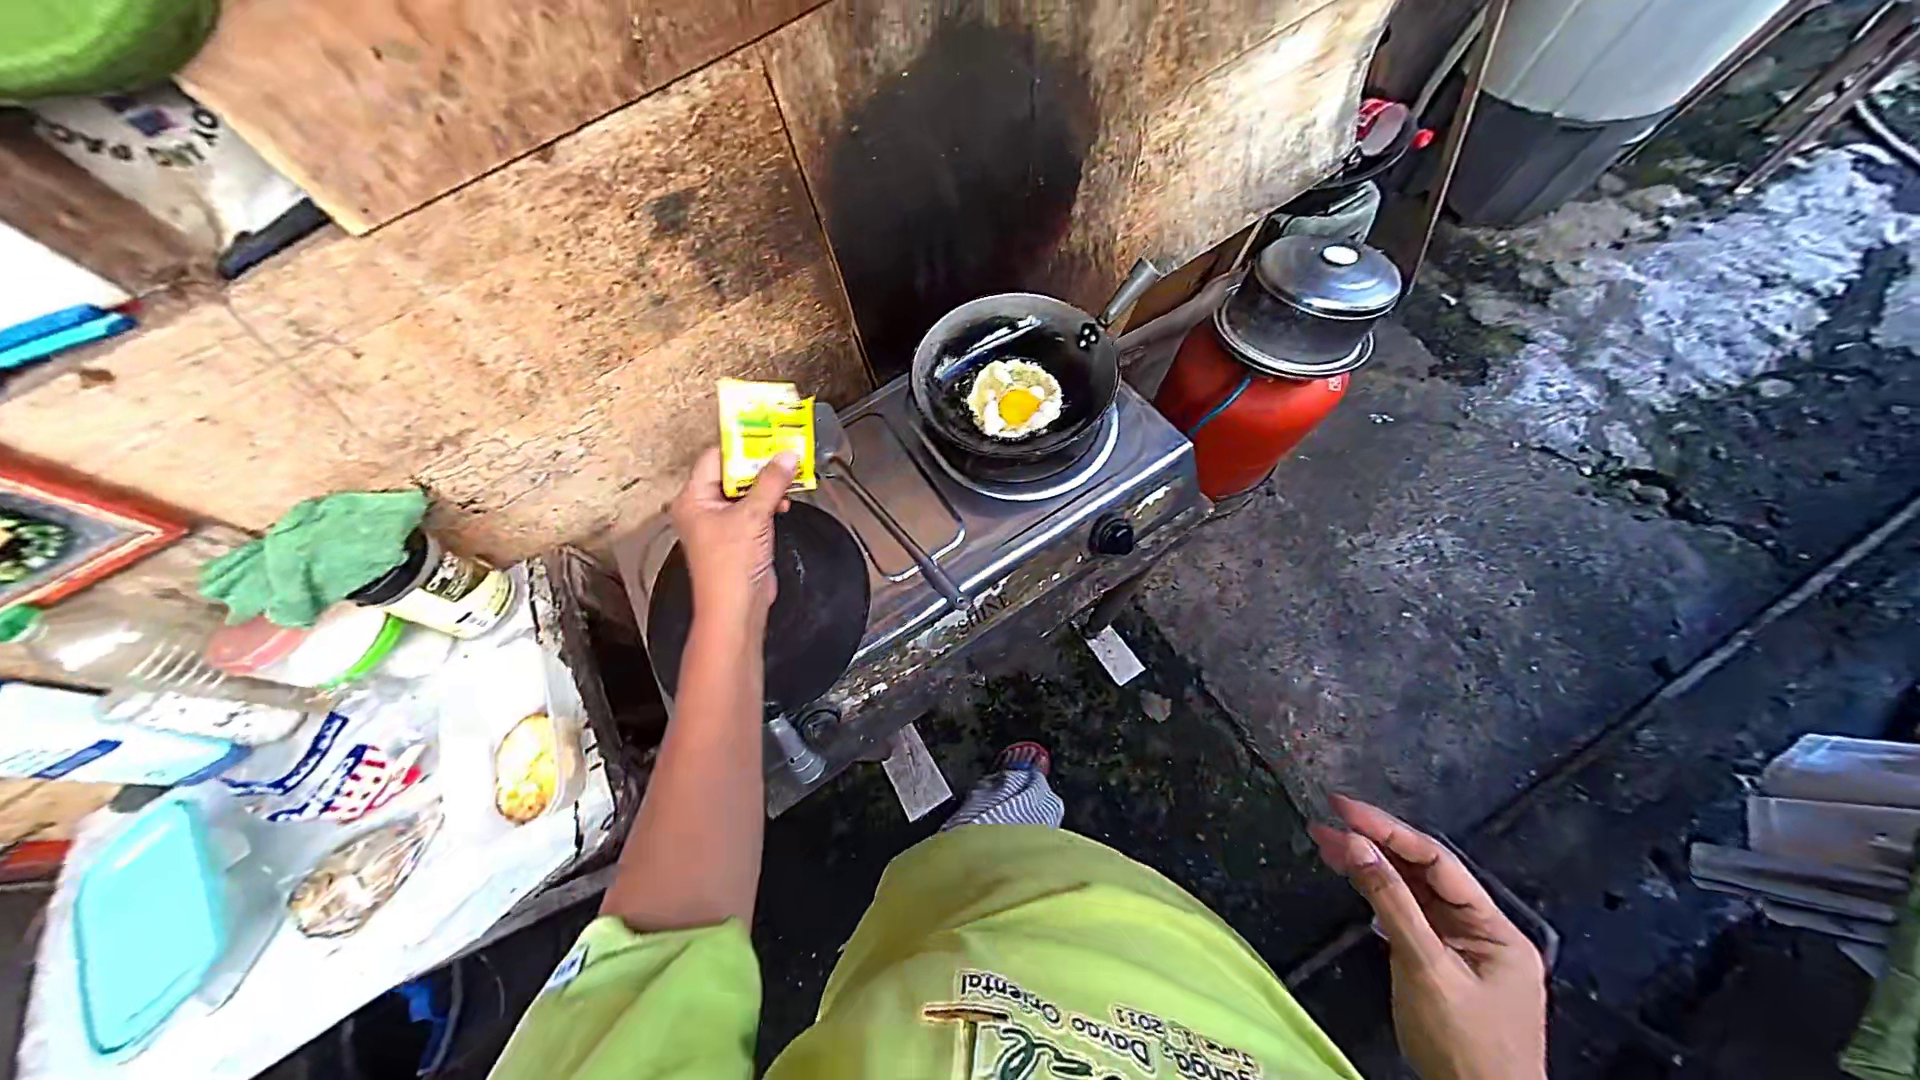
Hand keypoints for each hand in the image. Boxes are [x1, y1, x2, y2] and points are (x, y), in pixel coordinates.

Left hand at [669, 448, 795, 623]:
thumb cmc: (727, 570)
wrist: (736, 607)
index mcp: (693, 498)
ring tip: (789, 474)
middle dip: (759, 465)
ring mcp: (722, 523)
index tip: (764, 434)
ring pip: (747, 490)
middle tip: (782, 451)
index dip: (741, 445)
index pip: (716, 457)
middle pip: (733, 472)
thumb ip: (771, 482)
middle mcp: (704, 508)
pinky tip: (784, 500)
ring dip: (768, 484)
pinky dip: (770, 502)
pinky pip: (755, 508)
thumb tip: (785, 457)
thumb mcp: (752, 516)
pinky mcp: (739, 535)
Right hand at [1311, 796, 1547, 1079]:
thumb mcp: (1425, 967)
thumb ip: (1391, 901)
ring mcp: (1457, 944)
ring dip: (1368, 863)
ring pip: (1409, 888)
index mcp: (1494, 927)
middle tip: (1325, 820)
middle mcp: (1478, 928)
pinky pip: (1403, 911)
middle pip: (1422, 871)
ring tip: (1324, 840)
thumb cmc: (1463, 1042)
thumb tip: (1355, 842)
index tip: (1343, 807)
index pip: (1436, 861)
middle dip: (1373, 843)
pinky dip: (1374, 890)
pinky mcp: (1435, 958)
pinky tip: (1349, 873)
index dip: (1388, 829)